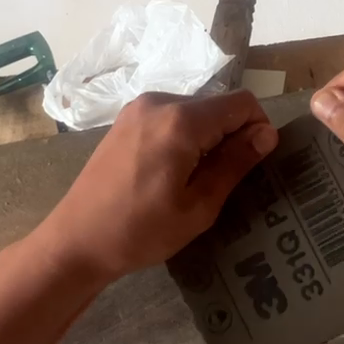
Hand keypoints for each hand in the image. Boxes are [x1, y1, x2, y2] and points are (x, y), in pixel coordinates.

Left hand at [33, 91, 278, 283]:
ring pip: (195, 111)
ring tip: (193, 181)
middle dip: (231, 136)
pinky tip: (170, 172)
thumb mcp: (199, 206)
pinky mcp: (126, 119)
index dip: (258, 129)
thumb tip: (268, 134)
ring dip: (206, 138)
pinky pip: (171, 117)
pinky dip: (183, 137)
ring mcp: (138, 108)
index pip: (242, 103)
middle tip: (220, 181)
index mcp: (181, 120)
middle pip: (217, 105)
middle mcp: (160, 101)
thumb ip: (235, 164)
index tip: (252, 163)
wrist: (76, 241)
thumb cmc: (140, 231)